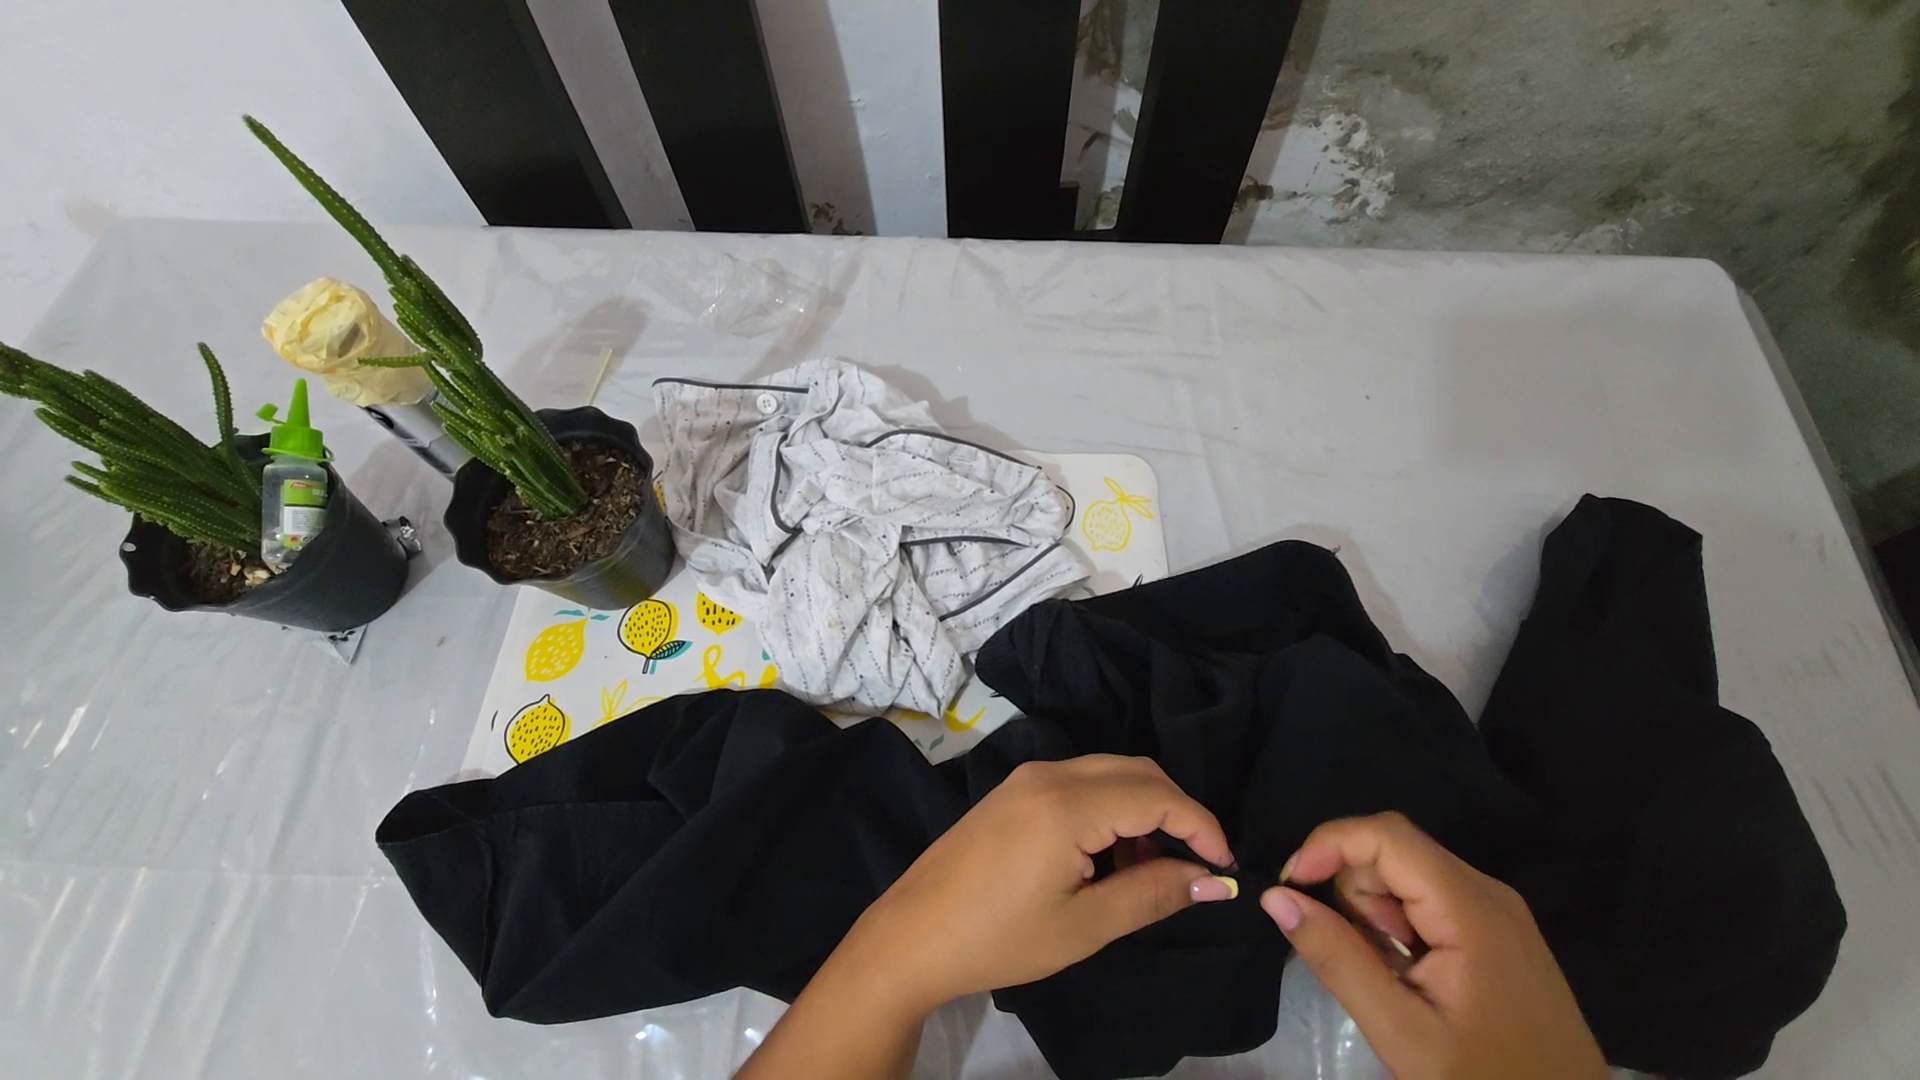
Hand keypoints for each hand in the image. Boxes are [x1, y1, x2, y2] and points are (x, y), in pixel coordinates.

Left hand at [737, 755, 1236, 1079]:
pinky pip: (1078, 783)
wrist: (912, 934)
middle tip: (1192, 867)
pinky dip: (1108, 810)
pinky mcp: (1013, 790)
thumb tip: (1212, 879)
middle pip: (1135, 771)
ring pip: (1107, 774)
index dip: (1200, 825)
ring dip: (1139, 811)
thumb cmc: (999, 938)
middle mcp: (1048, 774)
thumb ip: (1152, 893)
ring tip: (1144, 873)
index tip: (1224, 865)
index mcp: (1066, 803)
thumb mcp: (1084, 926)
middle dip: (1174, 812)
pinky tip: (1105, 859)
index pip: (1157, 794)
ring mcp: (1026, 777)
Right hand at [1261, 813, 1608, 1079]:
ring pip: (1405, 871)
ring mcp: (1496, 910)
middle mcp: (1487, 892)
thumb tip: (1274, 896)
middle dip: (1352, 889)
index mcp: (1471, 909)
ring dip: (1373, 910)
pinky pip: (1426, 896)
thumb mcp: (1401, 1032)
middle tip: (1356, 955)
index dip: (1327, 845)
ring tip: (1387, 974)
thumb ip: (1336, 958)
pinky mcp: (1496, 929)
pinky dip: (1397, 923)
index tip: (1291, 888)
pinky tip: (1407, 972)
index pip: (1385, 834)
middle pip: (1392, 849)